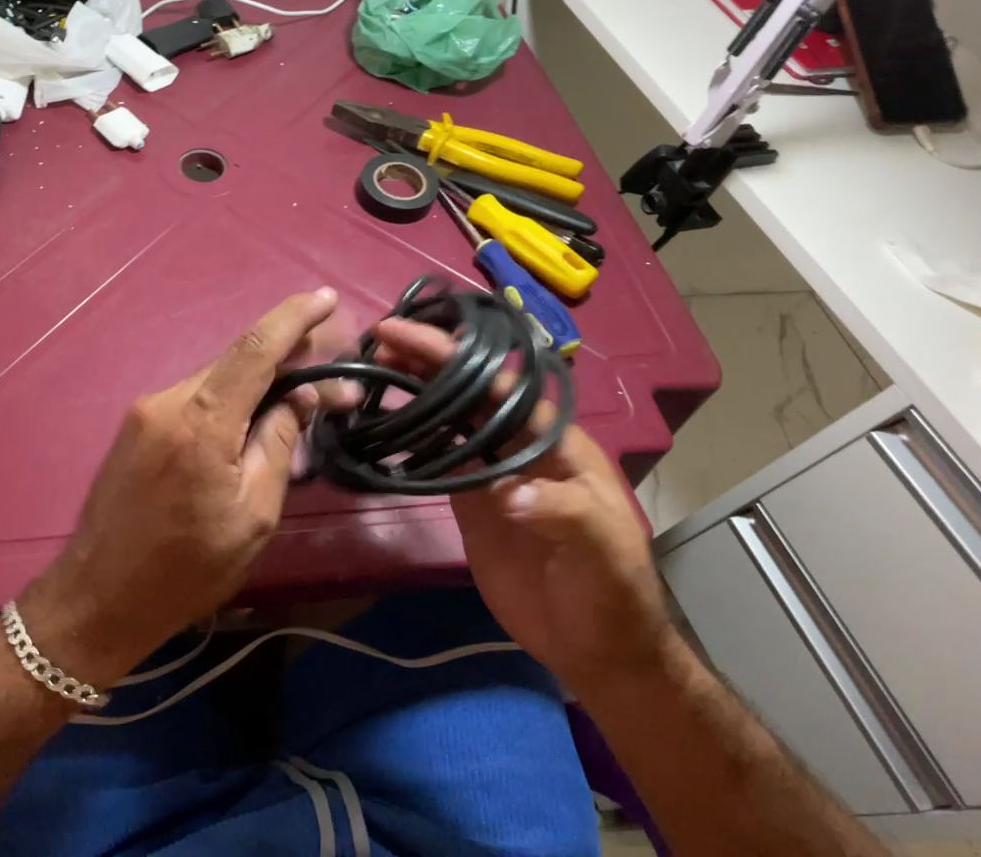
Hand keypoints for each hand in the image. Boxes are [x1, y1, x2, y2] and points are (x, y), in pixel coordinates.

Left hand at [19, 288, 347, 686]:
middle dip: (290, 363)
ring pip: (217, 382)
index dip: (294, 318)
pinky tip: (257, 422)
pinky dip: (230, 403)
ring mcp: (145, 411)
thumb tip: (299, 396)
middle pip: (237, 363)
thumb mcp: (252, 515)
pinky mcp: (136, 428)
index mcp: (199, 421)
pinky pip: (195, 401)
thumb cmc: (185, 570)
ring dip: (261, 387)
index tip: (327, 297)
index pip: (254, 349)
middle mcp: (166, 401)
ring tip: (305, 406)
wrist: (98, 598)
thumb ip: (278, 444)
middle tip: (336, 383)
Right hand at [370, 318, 679, 693]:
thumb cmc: (610, 589)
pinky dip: (409, 441)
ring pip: (449, 420)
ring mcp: (492, 474)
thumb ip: (562, 511)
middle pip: (467, 394)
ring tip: (370, 370)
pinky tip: (380, 427)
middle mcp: (519, 447)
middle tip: (377, 341)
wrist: (596, 645)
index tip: (408, 334)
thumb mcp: (600, 548)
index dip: (453, 358)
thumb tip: (506, 490)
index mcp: (553, 442)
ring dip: (414, 393)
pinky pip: (436, 462)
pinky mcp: (470, 503)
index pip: (497, 387)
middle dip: (425, 362)